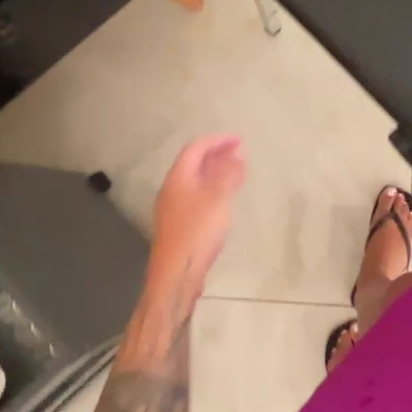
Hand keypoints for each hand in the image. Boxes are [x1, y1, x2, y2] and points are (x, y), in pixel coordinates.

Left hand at [149, 135, 246, 282]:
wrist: (176, 272)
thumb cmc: (197, 232)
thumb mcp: (217, 199)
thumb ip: (227, 175)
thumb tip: (237, 156)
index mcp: (178, 178)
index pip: (195, 149)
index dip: (217, 141)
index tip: (239, 139)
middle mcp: (172, 189)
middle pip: (193, 163)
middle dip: (216, 154)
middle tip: (239, 151)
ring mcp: (174, 207)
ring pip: (195, 180)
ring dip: (215, 171)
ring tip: (236, 170)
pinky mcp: (180, 224)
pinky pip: (197, 196)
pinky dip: (213, 188)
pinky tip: (224, 198)